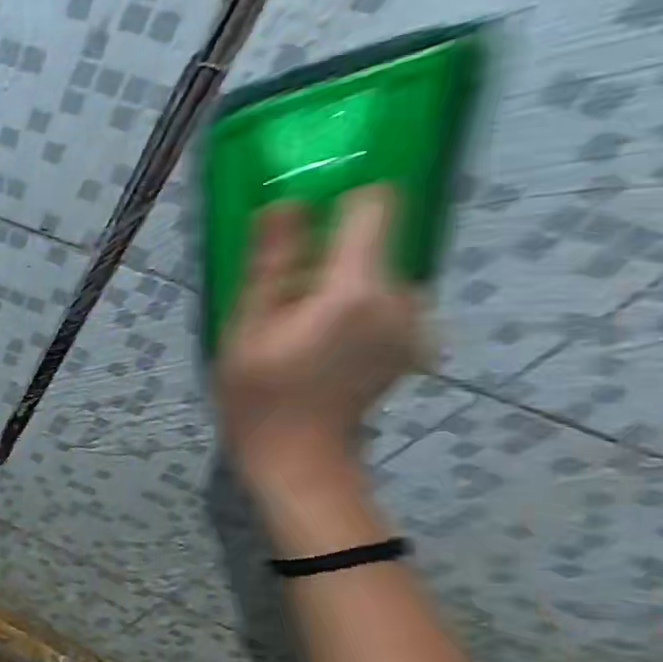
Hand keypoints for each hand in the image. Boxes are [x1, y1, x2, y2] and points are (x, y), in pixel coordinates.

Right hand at [215, 184, 422, 494]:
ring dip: (340, 285)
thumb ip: (270, 261)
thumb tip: (286, 201)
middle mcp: (401, 298)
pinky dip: (356, 308)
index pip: (374, 203)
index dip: (336, 206)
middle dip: (327, 258)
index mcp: (357, 290)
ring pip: (374, 271)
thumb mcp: (247, 325)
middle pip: (370, 242)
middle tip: (285, 305)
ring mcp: (415, 323)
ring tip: (303, 329)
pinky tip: (327, 345)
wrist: (299, 460)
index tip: (299, 236)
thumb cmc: (260, 395)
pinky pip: (384, 299)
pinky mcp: (414, 341)